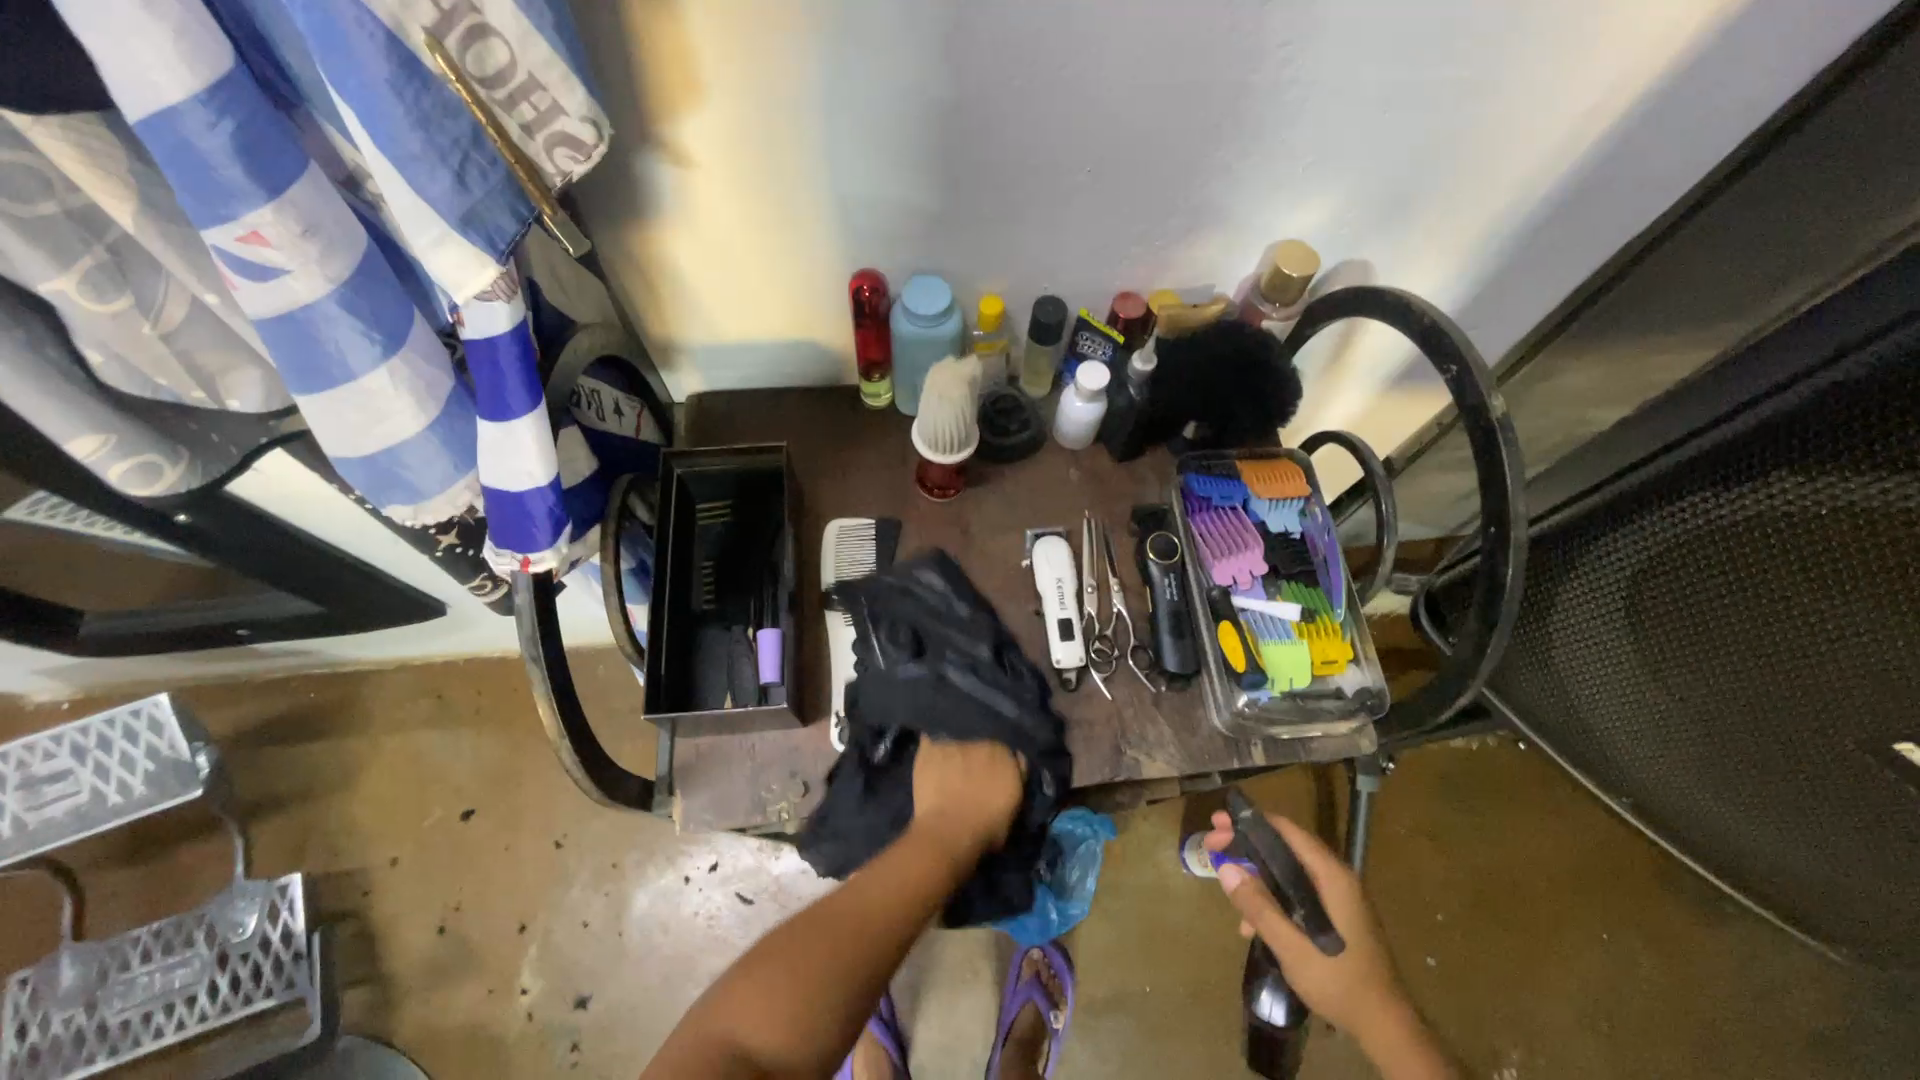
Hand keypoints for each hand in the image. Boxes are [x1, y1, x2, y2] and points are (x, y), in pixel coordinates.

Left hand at [910, 737, 1023, 855]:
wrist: (949, 832)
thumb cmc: (985, 830)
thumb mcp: (1013, 810)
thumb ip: (1014, 782)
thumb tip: (1015, 766)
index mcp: (1009, 759)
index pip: (1007, 753)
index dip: (999, 764)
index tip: (992, 775)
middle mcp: (986, 744)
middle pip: (983, 743)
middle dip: (978, 755)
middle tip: (969, 773)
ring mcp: (958, 742)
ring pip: (958, 739)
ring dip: (955, 749)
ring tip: (948, 764)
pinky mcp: (933, 747)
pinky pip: (931, 738)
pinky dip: (931, 745)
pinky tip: (930, 756)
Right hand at [1204, 809, 1412, 1042]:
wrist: (1384, 1025)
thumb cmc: (1340, 982)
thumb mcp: (1292, 947)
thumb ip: (1260, 907)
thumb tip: (1226, 868)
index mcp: (1332, 877)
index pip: (1287, 832)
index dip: (1249, 823)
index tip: (1218, 823)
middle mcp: (1337, 879)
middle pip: (1285, 848)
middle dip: (1247, 847)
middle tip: (1212, 847)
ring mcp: (1338, 898)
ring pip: (1289, 873)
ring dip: (1257, 877)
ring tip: (1229, 891)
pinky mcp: (1335, 916)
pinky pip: (1297, 894)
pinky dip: (1273, 899)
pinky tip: (1253, 925)